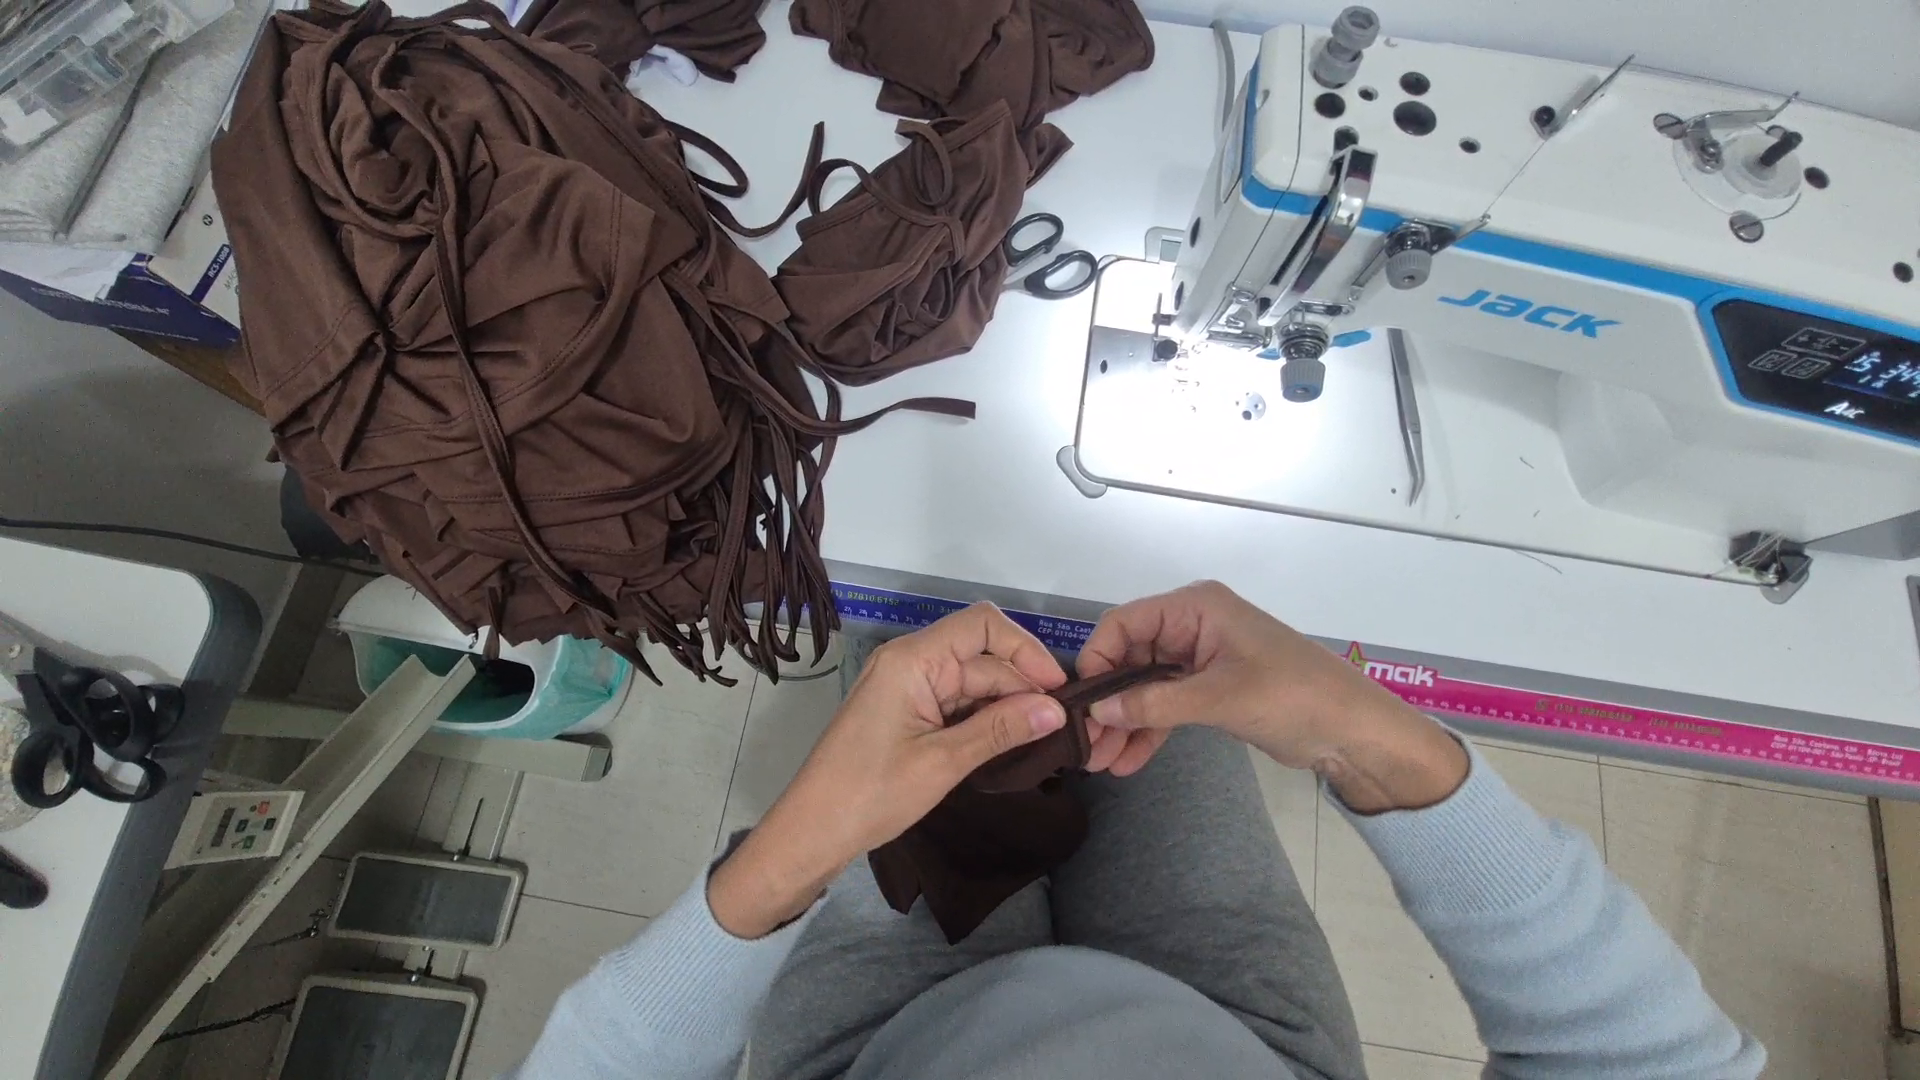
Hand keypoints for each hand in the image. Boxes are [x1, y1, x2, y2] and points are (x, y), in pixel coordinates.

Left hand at [708, 604, 1068, 937]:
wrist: (812, 832)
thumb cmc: (870, 794)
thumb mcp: (942, 762)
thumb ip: (1000, 729)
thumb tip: (1055, 710)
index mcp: (912, 659)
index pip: (981, 624)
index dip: (1024, 648)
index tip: (1056, 688)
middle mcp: (911, 661)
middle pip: (981, 655)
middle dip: (1022, 683)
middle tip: (1061, 724)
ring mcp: (909, 685)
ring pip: (973, 680)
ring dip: (1007, 703)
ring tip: (1046, 734)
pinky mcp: (909, 709)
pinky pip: (957, 700)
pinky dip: (985, 716)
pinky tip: (1013, 739)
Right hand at [1076, 581, 1465, 812]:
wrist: (1357, 735)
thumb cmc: (1293, 698)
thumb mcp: (1219, 698)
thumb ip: (1153, 702)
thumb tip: (1097, 713)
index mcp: (1195, 608)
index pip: (1125, 623)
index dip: (1099, 659)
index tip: (1082, 703)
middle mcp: (1191, 626)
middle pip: (1130, 658)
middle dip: (1109, 701)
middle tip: (1086, 744)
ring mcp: (1198, 659)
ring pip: (1145, 687)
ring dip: (1125, 722)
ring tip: (1101, 762)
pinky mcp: (1208, 689)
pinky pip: (1165, 706)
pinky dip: (1149, 730)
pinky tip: (1128, 762)